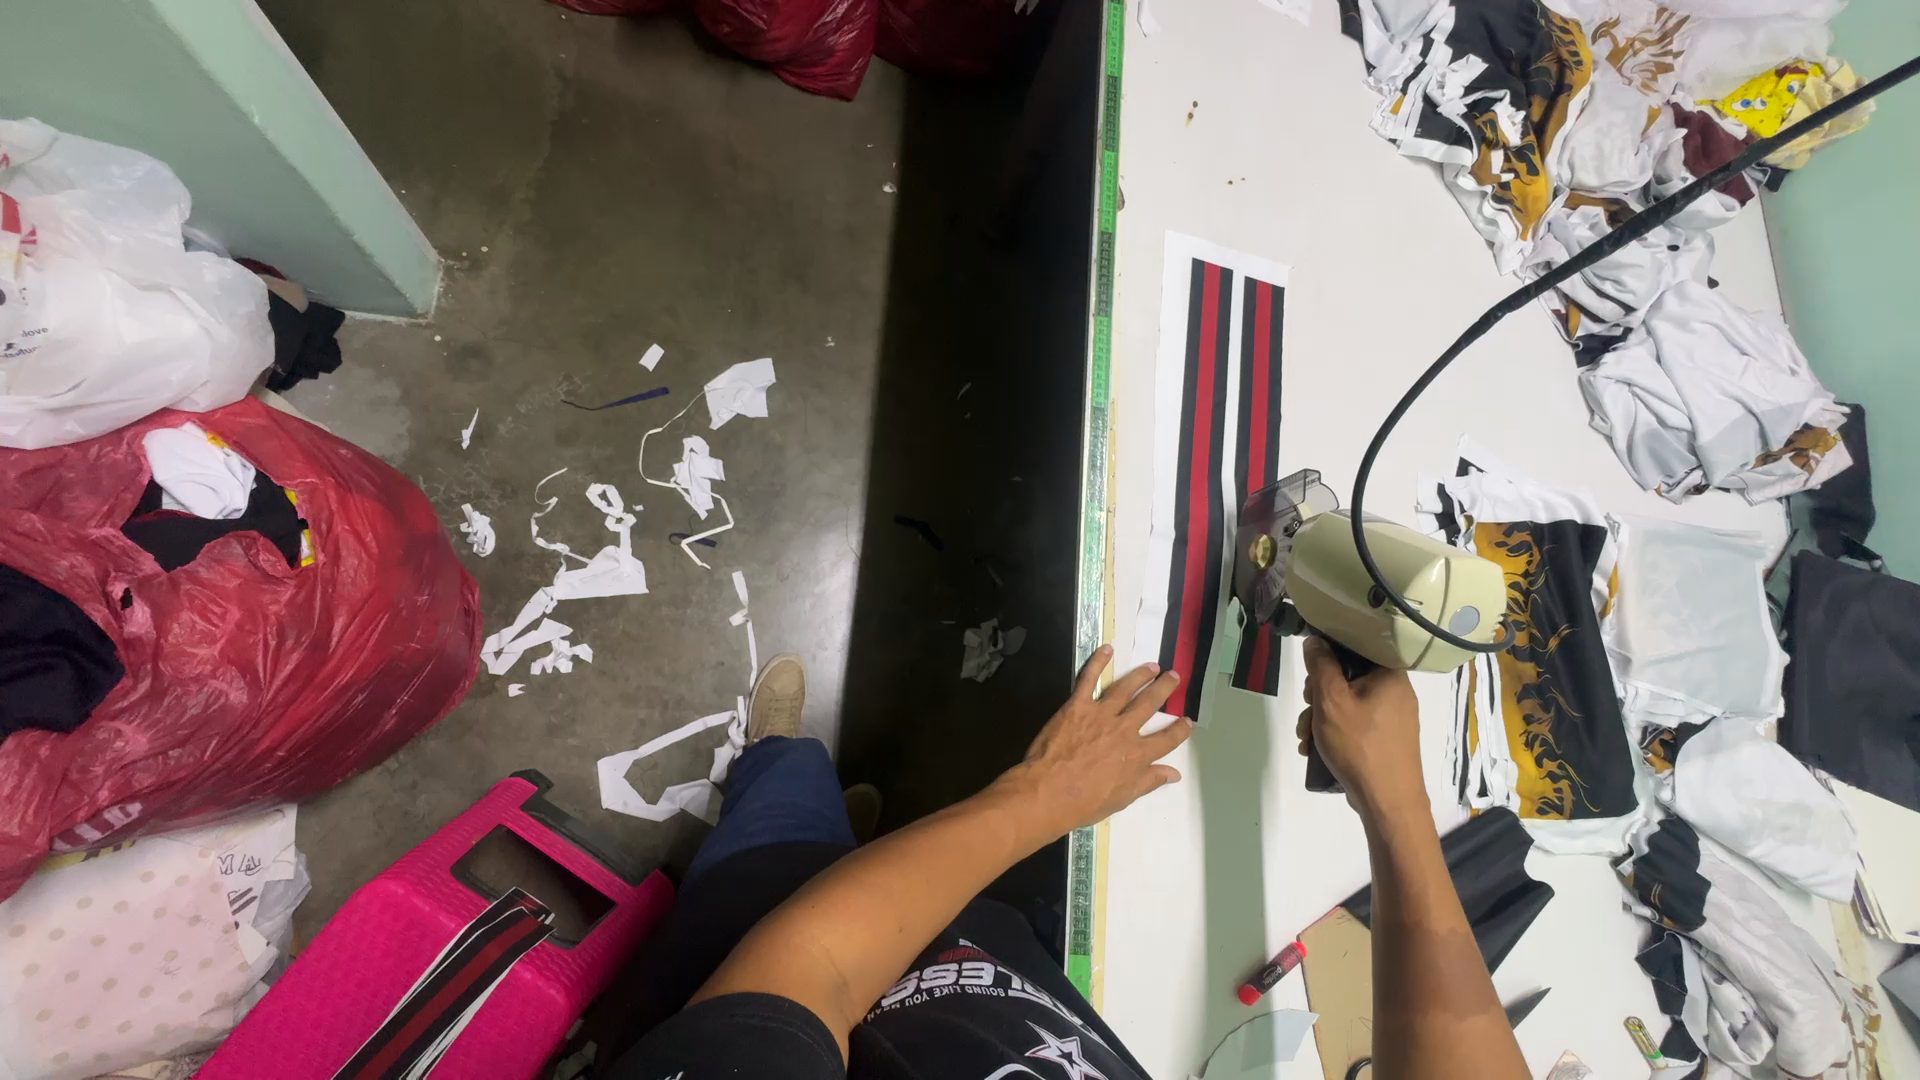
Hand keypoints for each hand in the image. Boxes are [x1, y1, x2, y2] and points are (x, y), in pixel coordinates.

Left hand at [995, 645, 1193, 838]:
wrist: (1048, 791)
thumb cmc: (1085, 801)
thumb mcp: (1123, 798)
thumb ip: (1149, 781)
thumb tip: (1174, 774)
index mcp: (1137, 755)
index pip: (1167, 739)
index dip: (1180, 729)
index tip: (1188, 720)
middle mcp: (1124, 730)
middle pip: (1150, 704)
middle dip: (1164, 689)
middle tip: (1174, 676)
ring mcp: (1101, 714)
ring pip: (1125, 688)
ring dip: (1140, 675)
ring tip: (1152, 666)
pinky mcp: (1077, 705)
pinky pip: (1088, 679)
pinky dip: (1098, 662)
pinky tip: (1107, 649)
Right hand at [1296, 636, 1424, 823]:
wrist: (1388, 802)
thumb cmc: (1360, 745)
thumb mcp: (1331, 700)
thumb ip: (1321, 665)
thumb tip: (1315, 641)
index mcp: (1390, 676)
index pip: (1358, 646)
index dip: (1330, 652)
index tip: (1311, 669)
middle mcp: (1396, 691)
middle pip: (1348, 676)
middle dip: (1318, 693)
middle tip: (1308, 707)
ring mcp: (1393, 717)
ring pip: (1347, 701)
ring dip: (1320, 716)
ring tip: (1306, 736)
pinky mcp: (1387, 737)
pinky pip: (1355, 722)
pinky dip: (1333, 730)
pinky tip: (1315, 747)